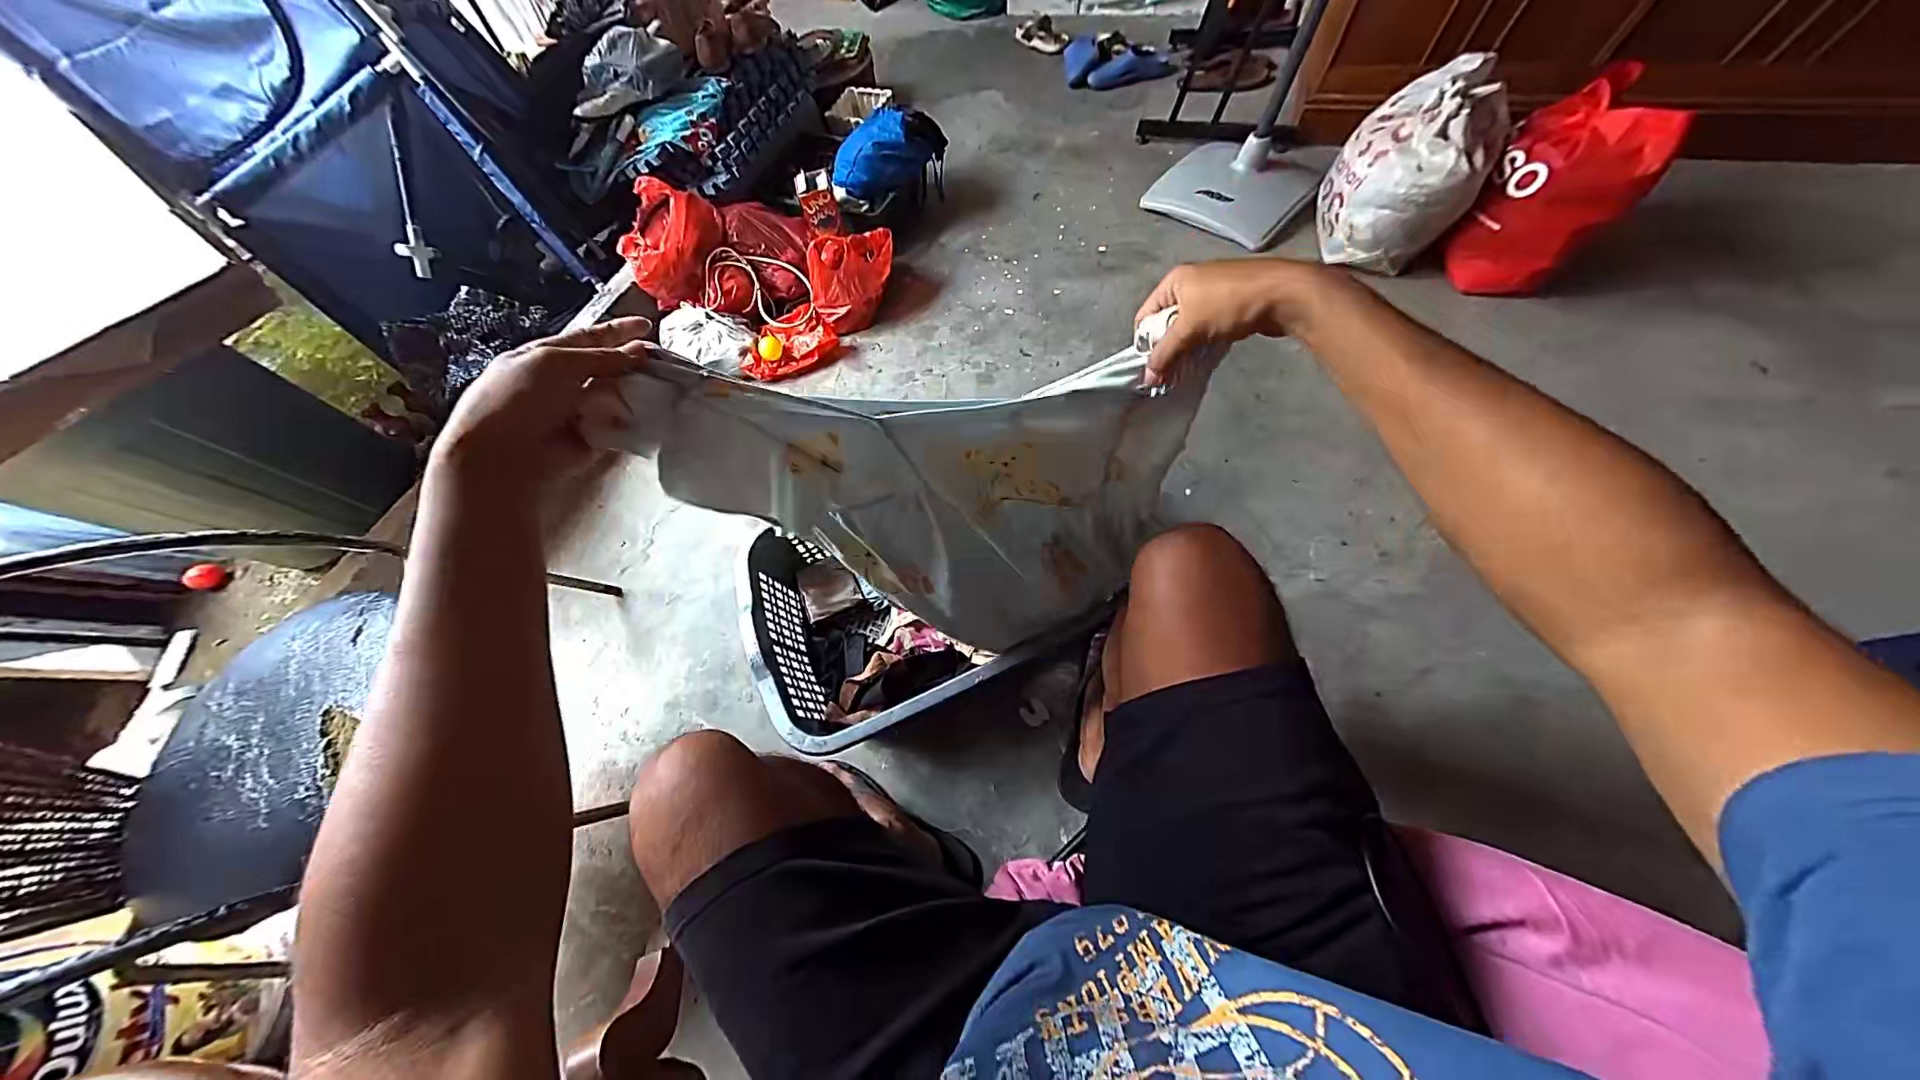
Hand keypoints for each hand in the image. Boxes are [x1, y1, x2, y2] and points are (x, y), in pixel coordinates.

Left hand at [428, 316, 651, 495]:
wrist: (502, 453)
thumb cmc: (516, 399)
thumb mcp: (556, 364)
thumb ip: (601, 357)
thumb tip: (639, 351)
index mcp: (550, 357)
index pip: (591, 338)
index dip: (618, 331)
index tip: (646, 325)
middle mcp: (567, 382)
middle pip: (610, 367)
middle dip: (633, 363)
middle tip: (661, 362)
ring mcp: (581, 411)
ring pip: (619, 396)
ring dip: (634, 393)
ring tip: (654, 389)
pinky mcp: (594, 439)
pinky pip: (621, 427)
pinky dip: (631, 423)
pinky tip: (644, 418)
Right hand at [1134, 259, 1353, 385]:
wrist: (1284, 295)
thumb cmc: (1232, 301)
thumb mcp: (1189, 328)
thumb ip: (1165, 353)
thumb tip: (1148, 376)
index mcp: (1175, 280)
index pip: (1146, 315)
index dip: (1145, 341)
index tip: (1152, 363)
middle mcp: (1190, 283)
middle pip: (1165, 323)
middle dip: (1167, 347)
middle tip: (1169, 369)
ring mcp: (1211, 294)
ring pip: (1187, 328)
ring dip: (1186, 347)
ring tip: (1188, 364)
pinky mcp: (1229, 306)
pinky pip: (1206, 329)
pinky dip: (1203, 343)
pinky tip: (1207, 355)